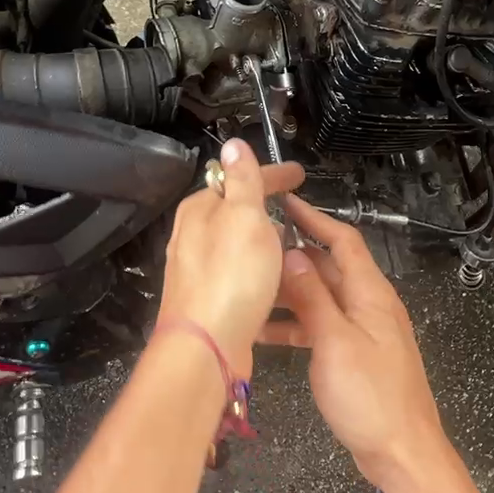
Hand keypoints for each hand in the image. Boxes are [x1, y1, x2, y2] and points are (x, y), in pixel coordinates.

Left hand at [157, 139, 303, 373]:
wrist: (207, 349)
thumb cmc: (230, 277)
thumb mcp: (243, 217)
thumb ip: (242, 180)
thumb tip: (232, 143)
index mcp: (200, 210)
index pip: (240, 179)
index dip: (273, 175)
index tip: (299, 174)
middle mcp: (194, 237)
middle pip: (236, 212)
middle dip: (267, 209)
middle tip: (297, 209)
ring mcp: (200, 272)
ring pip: (240, 246)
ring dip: (265, 243)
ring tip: (294, 247)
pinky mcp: (210, 302)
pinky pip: (242, 276)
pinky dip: (261, 272)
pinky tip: (277, 283)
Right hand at [258, 196, 446, 485]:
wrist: (402, 453)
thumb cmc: (371, 395)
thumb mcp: (334, 341)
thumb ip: (312, 296)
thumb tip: (292, 253)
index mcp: (370, 292)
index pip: (343, 240)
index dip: (315, 218)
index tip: (285, 203)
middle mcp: (369, 304)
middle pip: (329, 267)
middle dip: (294, 257)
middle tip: (254, 251)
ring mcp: (363, 330)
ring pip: (322, 298)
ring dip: (290, 294)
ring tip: (251, 292)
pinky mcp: (355, 355)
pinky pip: (322, 327)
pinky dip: (296, 326)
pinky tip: (265, 334)